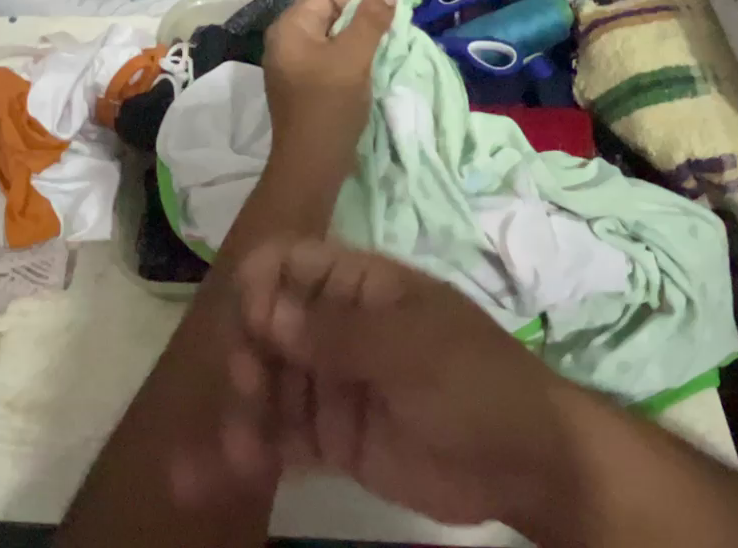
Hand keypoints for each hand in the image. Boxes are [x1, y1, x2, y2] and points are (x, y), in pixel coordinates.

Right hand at [178, 239, 579, 528]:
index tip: (251, 321)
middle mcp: (337, 330)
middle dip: (248, 351)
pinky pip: (281, 440)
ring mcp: (333, 385)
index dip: (263, 284)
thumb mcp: (412, 347)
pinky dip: (247, 454)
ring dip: (242, 411)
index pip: (293, 264)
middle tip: (249, 384)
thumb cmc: (475, 381)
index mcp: (361, 288)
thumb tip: (266, 310)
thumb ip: (337, 332)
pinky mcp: (332, 439)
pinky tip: (211, 474)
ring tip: (238, 450)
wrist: (526, 463)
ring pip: (268, 385)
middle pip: (268, 325)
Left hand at [260, 0, 396, 171]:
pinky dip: (350, 52)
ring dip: (358, 33)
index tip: (392, 0)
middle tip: (393, 19)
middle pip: (326, 11)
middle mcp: (285, 41)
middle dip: (360, 11)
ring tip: (387, 38)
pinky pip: (328, 55)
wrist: (311, 164)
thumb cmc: (330, 106)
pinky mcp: (302, 83)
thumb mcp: (354, 58)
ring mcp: (291, 64)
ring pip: (329, 34)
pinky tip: (370, 60)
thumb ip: (370, 20)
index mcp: (289, 28)